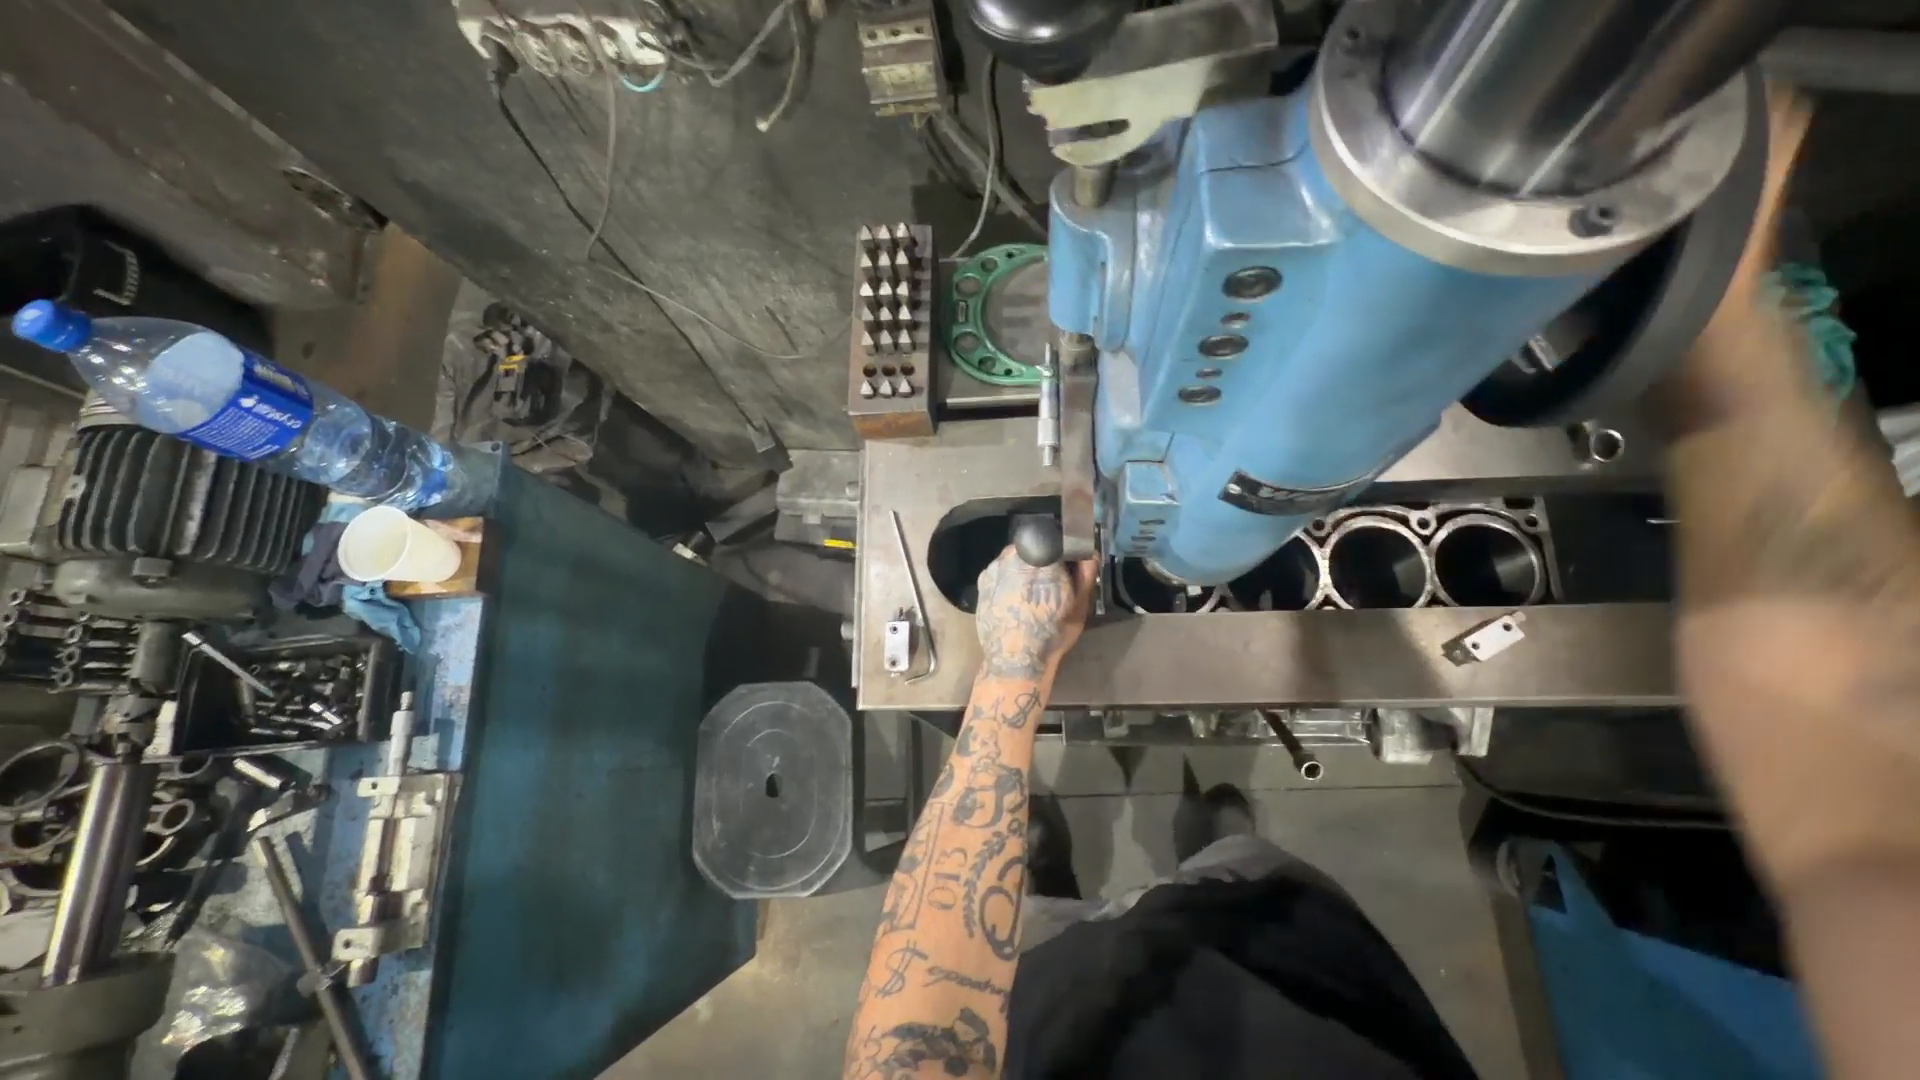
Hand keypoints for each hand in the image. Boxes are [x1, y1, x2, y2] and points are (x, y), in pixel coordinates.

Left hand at [973, 547, 1096, 679]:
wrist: (1014, 659)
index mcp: (1044, 557)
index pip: (1057, 538)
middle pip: (1034, 543)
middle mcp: (1016, 555)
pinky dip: (1009, 575)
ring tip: (1031, 588)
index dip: (1064, 548)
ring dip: (1025, 563)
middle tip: (1050, 578)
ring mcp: (996, 566)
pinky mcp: (983, 579)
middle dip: (1044, 555)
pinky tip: (1015, 594)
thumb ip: (1085, 573)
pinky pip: (1001, 568)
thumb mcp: (1079, 605)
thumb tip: (1088, 552)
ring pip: (1015, 554)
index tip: (1068, 562)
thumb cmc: (1052, 632)